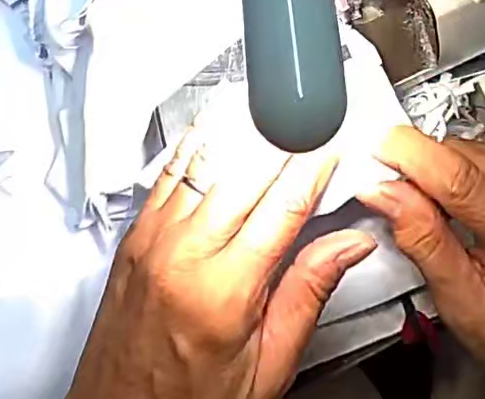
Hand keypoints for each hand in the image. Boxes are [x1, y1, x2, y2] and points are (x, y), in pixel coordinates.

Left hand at [67, 134, 378, 398]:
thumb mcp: (267, 366)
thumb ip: (309, 292)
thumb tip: (349, 245)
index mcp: (225, 292)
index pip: (284, 205)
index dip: (314, 168)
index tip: (332, 147)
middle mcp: (185, 254)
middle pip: (247, 172)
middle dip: (285, 143)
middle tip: (311, 129)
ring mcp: (154, 238)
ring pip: (208, 160)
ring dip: (244, 134)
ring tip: (273, 119)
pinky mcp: (135, 233)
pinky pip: (171, 170)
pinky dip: (199, 143)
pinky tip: (216, 128)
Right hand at [356, 127, 484, 398]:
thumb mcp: (467, 310)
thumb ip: (423, 242)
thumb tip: (382, 190)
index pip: (460, 176)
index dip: (410, 155)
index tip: (374, 153)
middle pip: (459, 155)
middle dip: (418, 168)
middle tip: (399, 202)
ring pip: (467, 147)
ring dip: (439, 169)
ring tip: (439, 214)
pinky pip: (483, 152)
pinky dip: (460, 170)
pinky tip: (463, 205)